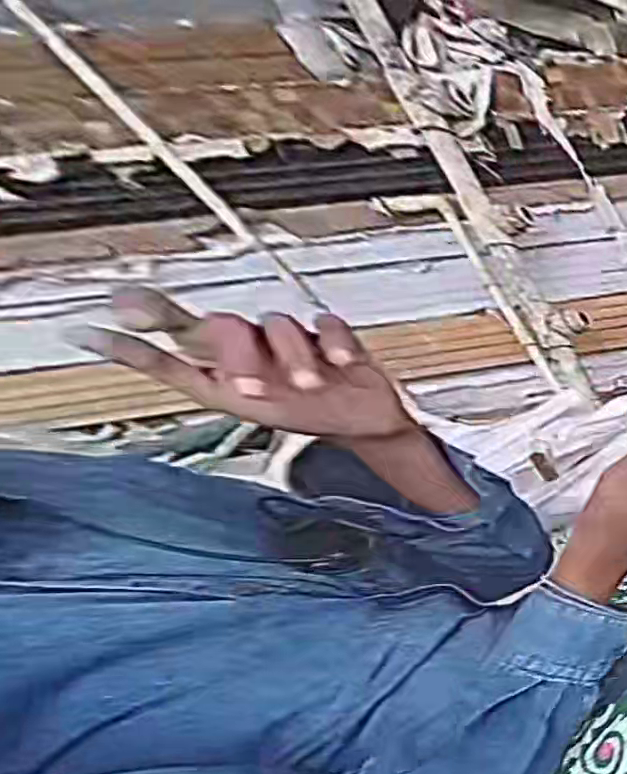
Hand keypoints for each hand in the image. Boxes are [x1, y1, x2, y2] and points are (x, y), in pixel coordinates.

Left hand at [66, 287, 413, 440]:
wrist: (362, 427)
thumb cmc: (298, 412)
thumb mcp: (225, 398)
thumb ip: (162, 367)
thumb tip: (82, 335)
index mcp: (220, 352)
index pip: (173, 319)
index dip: (150, 310)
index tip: (130, 314)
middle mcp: (253, 340)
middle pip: (226, 327)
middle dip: (237, 357)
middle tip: (251, 386)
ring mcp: (296, 338)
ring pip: (278, 327)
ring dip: (292, 359)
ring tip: (308, 384)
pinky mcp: (338, 339)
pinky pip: (330, 326)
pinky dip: (333, 343)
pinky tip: (338, 361)